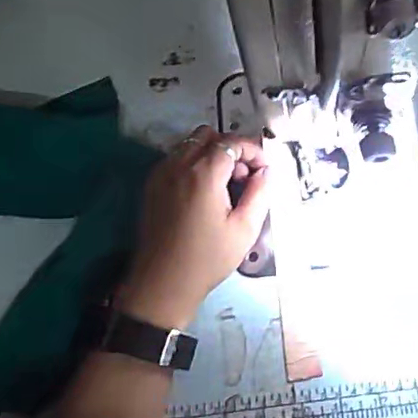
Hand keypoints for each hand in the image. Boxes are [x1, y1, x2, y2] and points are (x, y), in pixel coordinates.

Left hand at [117, 126, 271, 329]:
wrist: (163, 282)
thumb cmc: (207, 259)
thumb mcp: (244, 229)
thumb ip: (259, 193)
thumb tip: (265, 172)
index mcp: (203, 174)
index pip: (232, 142)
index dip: (254, 151)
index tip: (264, 170)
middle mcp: (178, 166)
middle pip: (209, 135)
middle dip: (231, 148)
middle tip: (244, 176)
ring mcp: (161, 174)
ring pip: (190, 144)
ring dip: (212, 154)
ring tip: (226, 184)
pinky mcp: (152, 185)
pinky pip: (176, 159)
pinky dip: (194, 163)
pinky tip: (205, 191)